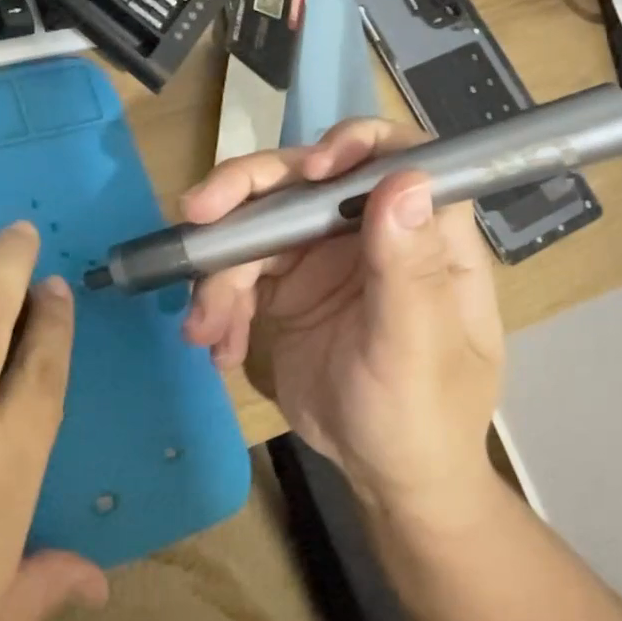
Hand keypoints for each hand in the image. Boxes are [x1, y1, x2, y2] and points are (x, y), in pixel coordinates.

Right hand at [180, 120, 504, 517]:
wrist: (377, 475)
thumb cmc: (420, 420)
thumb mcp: (414, 353)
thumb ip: (408, 272)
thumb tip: (404, 181)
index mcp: (424, 238)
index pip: (399, 159)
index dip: (354, 145)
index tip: (309, 170)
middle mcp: (367, 231)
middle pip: (302, 178)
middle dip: (243, 192)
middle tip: (196, 214)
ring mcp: (319, 255)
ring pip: (255, 222)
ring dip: (219, 269)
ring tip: (206, 325)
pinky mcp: (281, 283)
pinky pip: (234, 268)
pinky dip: (217, 301)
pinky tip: (215, 341)